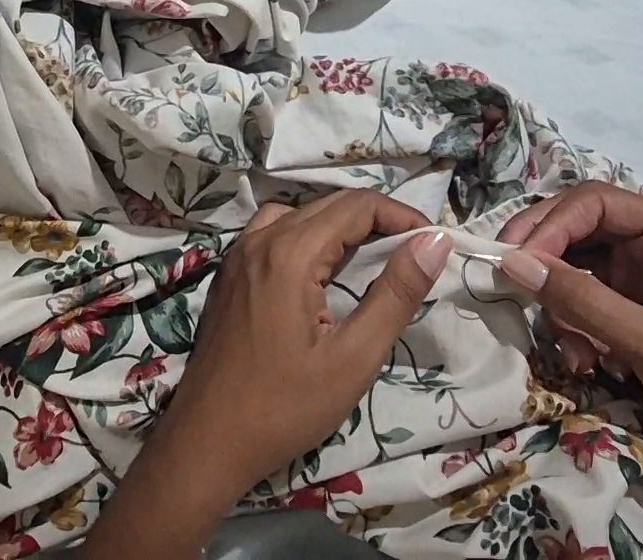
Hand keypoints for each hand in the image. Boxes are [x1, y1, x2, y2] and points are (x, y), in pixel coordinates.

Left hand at [79, 189, 451, 558]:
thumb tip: (434, 242)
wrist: (207, 439)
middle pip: (328, 204)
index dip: (401, 215)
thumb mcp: (354, 357)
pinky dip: (306, 234)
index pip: (356, 206)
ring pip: (300, 213)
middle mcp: (260, 239)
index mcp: (290, 253)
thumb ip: (396, 294)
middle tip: (413, 252)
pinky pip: (273, 231)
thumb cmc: (285, 406)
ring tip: (372, 257)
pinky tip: (321, 270)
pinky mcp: (229, 271)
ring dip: (339, 225)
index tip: (433, 242)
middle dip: (376, 219)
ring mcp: (238, 253)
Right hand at [497, 183, 642, 559]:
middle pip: (583, 225)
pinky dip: (573, 322)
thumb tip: (512, 262)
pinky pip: (585, 296)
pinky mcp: (635, 306)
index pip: (600, 203)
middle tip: (509, 276)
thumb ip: (581, 300)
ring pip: (578, 262)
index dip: (553, 224)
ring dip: (561, 300)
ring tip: (570, 346)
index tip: (518, 259)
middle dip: (546, 253)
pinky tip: (583, 358)